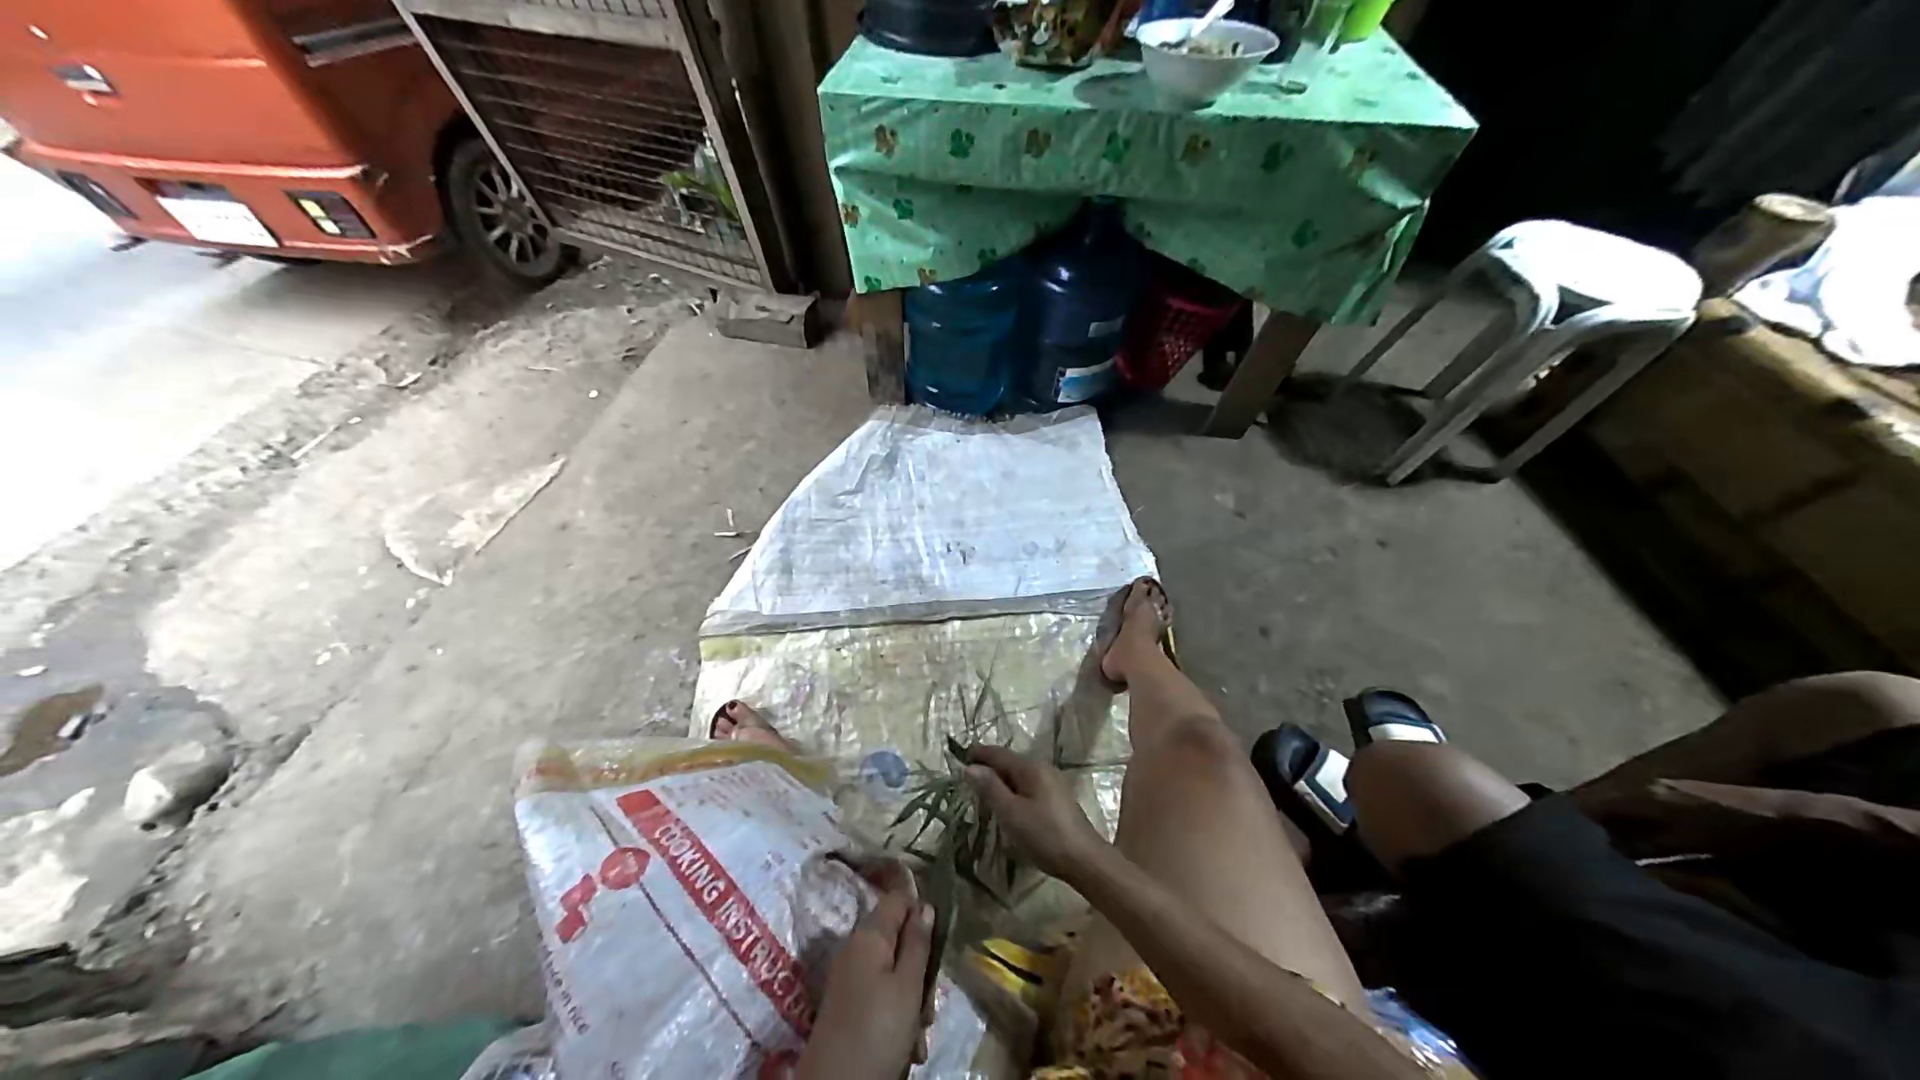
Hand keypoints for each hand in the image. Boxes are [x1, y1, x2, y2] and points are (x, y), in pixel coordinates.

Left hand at [795, 862, 933, 1079]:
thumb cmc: (877, 1030)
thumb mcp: (908, 986)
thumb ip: (918, 943)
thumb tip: (925, 906)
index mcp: (868, 936)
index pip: (897, 900)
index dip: (921, 911)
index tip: (938, 940)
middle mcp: (856, 950)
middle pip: (899, 942)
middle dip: (921, 971)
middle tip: (929, 1004)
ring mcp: (850, 979)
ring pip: (895, 974)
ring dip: (914, 1001)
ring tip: (919, 1034)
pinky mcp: (849, 1007)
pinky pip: (882, 998)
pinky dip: (898, 1018)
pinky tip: (908, 1047)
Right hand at [963, 745, 1107, 882]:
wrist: (1084, 860)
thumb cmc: (1044, 835)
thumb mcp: (1011, 813)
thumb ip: (990, 788)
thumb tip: (970, 767)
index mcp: (1031, 767)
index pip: (998, 753)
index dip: (977, 753)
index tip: (958, 757)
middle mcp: (1043, 768)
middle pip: (1009, 762)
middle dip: (988, 767)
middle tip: (966, 779)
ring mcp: (1053, 782)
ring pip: (1019, 775)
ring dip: (1001, 780)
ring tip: (983, 793)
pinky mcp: (1058, 798)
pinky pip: (1029, 786)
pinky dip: (1014, 790)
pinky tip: (1008, 804)